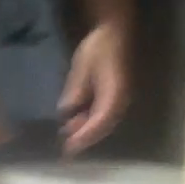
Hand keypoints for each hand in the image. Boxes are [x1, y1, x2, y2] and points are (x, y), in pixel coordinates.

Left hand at [58, 21, 129, 154]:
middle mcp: (119, 104)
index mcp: (114, 96)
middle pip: (101, 129)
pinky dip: (88, 124)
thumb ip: (76, 90)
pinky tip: (75, 123)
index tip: (69, 147)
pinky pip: (101, 118)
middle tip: (65, 149)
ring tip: (67, 136)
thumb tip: (66, 113)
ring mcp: (118, 103)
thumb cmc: (99, 47)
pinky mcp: (113, 100)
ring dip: (85, 133)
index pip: (98, 123)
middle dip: (84, 139)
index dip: (84, 137)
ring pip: (101, 125)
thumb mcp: (82, 66)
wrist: (116, 34)